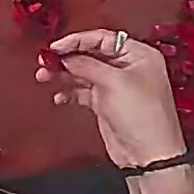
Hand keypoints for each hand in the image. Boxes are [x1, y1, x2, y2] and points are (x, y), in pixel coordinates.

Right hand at [36, 28, 186, 167]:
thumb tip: (66, 57)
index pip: (103, 39)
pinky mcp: (107, 103)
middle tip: (46, 60)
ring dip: (64, 75)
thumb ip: (87, 66)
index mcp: (139, 55)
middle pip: (91, 55)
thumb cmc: (145, 117)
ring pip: (84, 73)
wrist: (149, 155)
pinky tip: (60, 96)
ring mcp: (117, 86)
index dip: (78, 41)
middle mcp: (128, 68)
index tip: (57, 47)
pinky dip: (70, 93)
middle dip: (67, 58)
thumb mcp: (114, 83)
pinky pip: (83, 92)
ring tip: (45, 76)